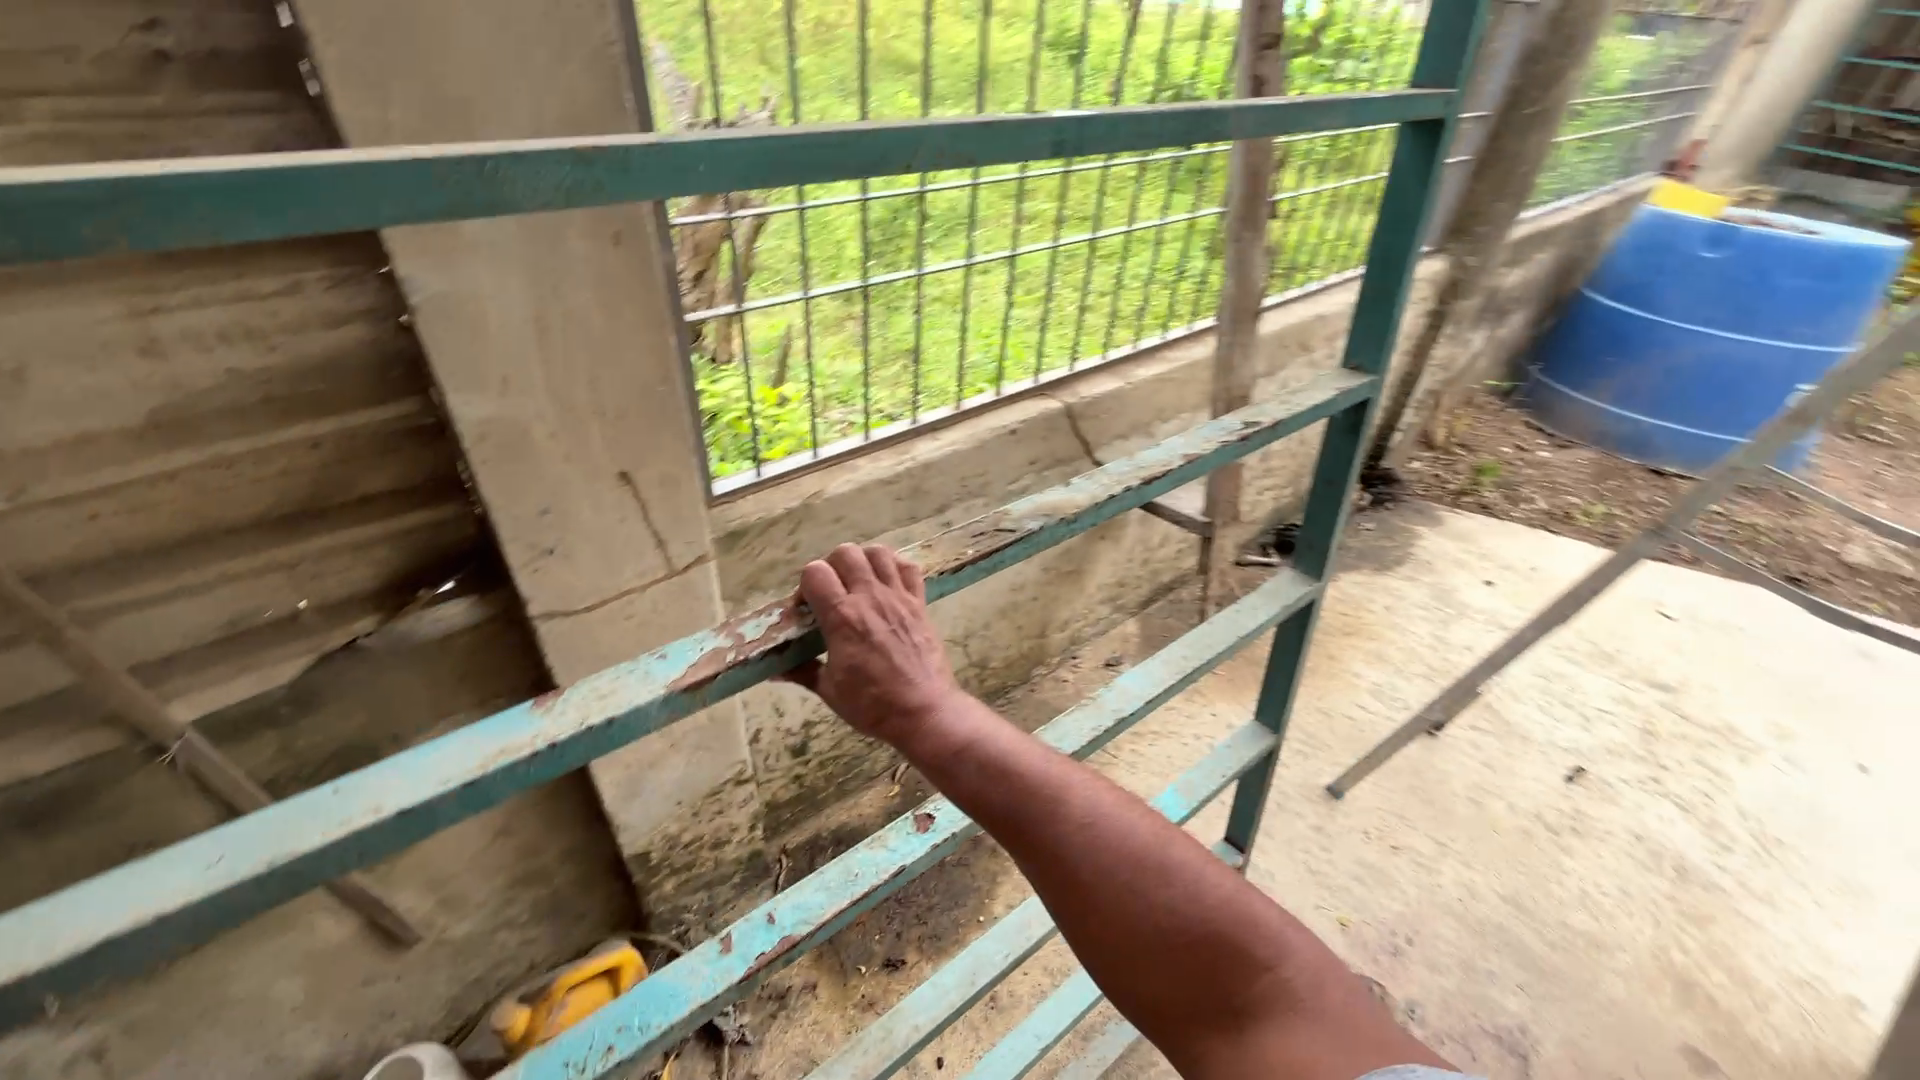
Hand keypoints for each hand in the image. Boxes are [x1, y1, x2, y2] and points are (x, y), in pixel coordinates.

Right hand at [787, 543, 963, 746]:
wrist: (925, 711)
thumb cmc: (873, 705)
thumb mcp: (830, 691)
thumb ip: (802, 671)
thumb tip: (774, 669)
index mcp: (842, 617)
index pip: (815, 572)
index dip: (804, 587)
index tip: (806, 610)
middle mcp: (870, 598)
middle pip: (845, 552)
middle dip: (831, 567)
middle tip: (831, 593)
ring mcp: (898, 597)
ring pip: (878, 552)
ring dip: (862, 561)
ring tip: (858, 584)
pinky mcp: (920, 603)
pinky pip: (909, 567)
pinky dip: (895, 567)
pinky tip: (887, 585)